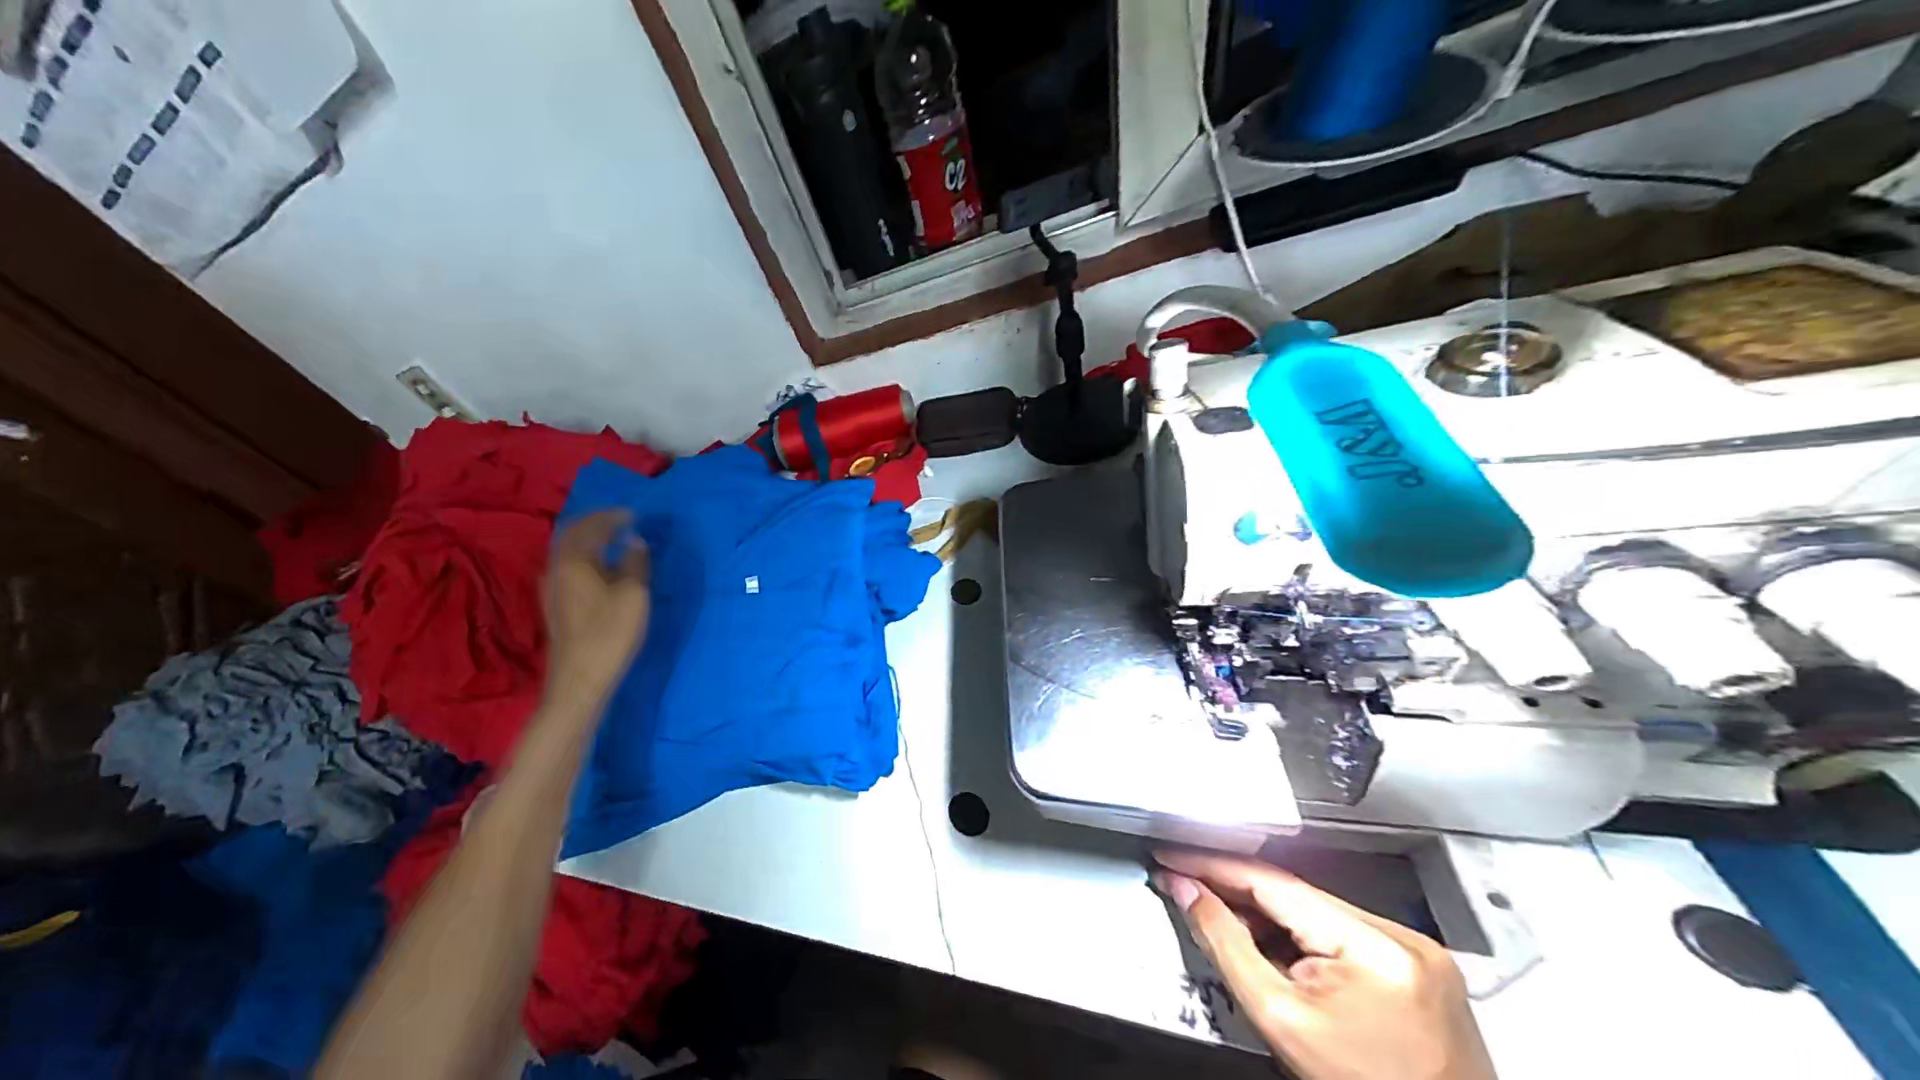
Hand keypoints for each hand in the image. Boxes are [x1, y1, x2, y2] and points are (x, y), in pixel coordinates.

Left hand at [543, 511, 650, 708]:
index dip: (612, 517)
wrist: (580, 679)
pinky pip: (567, 567)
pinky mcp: (555, 605)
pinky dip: (584, 557)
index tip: (633, 514)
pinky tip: (598, 567)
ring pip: (567, 551)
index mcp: (574, 560)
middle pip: (571, 535)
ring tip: (611, 540)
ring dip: (587, 540)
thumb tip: (634, 541)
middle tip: (619, 521)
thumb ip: (635, 562)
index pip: (591, 526)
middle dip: (594, 524)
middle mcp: (556, 569)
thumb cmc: (610, 633)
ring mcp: (551, 588)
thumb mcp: (634, 594)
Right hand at [1153, 849, 1494, 1079]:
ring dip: (1265, 910)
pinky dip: (1299, 931)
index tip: (1176, 859)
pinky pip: (1340, 928)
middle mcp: (1401, 938)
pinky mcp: (1417, 963)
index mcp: (1372, 947)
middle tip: (1186, 884)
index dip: (1213, 865)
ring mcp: (1414, 949)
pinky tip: (1274, 947)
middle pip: (1293, 891)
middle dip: (1235, 888)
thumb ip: (1226, 944)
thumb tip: (1189, 892)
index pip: (1271, 882)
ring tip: (1224, 920)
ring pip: (1314, 908)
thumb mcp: (1279, 1018)